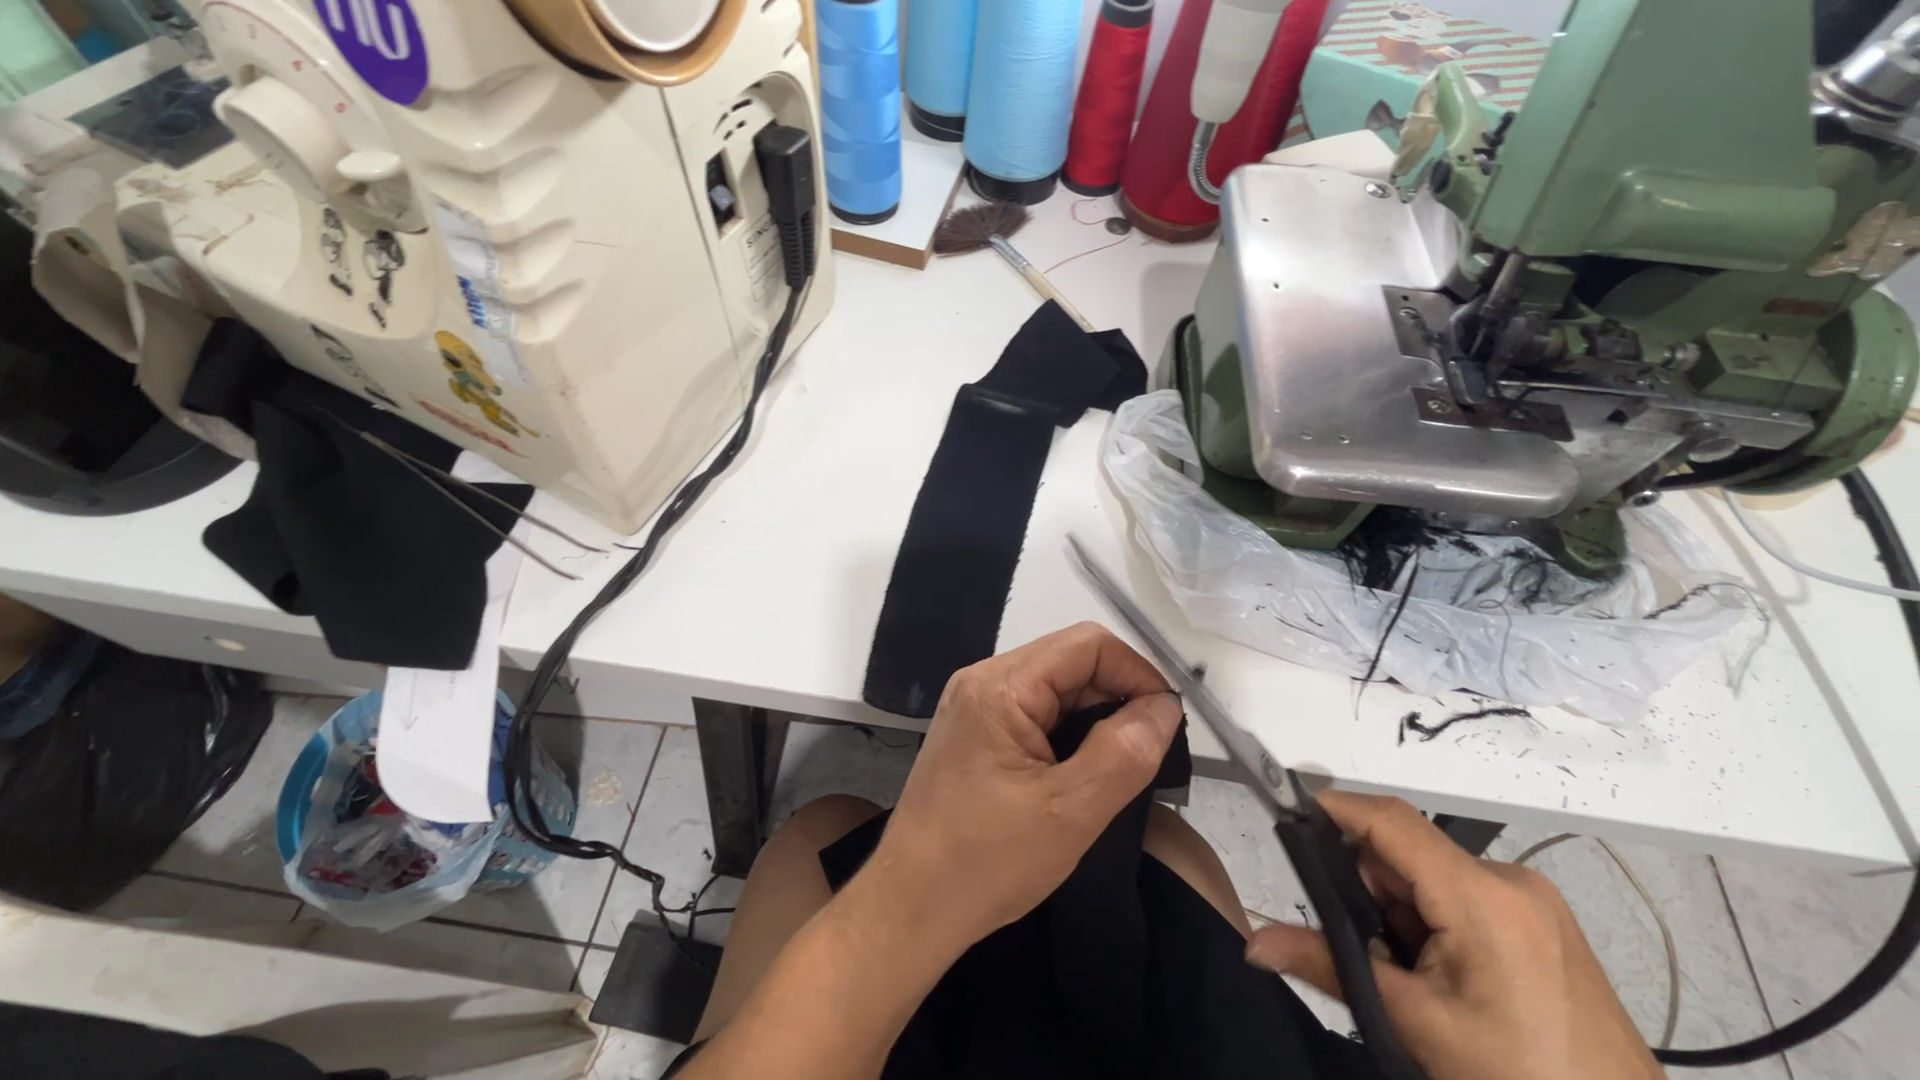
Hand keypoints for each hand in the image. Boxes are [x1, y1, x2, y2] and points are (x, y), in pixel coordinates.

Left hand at [865, 623, 1183, 951]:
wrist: (910, 910)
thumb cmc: (985, 862)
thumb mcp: (1070, 810)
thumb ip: (1125, 751)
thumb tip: (1166, 706)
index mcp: (999, 686)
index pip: (1087, 645)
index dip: (1137, 673)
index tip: (1168, 722)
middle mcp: (982, 683)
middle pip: (1071, 663)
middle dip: (1119, 698)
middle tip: (1151, 754)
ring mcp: (975, 710)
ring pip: (1057, 692)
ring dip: (1097, 721)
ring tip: (1124, 769)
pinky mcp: (976, 738)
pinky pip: (1037, 718)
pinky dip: (1071, 738)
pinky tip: (1087, 776)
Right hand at [1246, 792, 1662, 1079]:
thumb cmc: (1518, 1077)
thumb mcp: (1415, 1024)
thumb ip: (1330, 967)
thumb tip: (1254, 943)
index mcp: (1482, 895)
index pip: (1392, 822)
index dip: (1336, 809)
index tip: (1286, 815)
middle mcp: (1510, 880)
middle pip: (1407, 855)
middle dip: (1371, 894)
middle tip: (1370, 956)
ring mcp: (1533, 900)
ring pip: (1433, 879)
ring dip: (1403, 914)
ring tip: (1415, 983)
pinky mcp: (1543, 922)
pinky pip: (1466, 897)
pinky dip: (1435, 923)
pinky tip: (1446, 981)